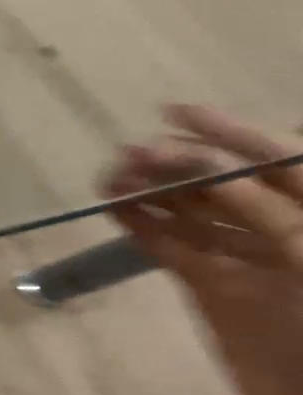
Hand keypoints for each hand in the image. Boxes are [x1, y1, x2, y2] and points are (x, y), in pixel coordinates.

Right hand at [101, 104, 302, 394]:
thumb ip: (258, 205)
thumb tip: (187, 156)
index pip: (283, 161)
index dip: (235, 133)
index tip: (173, 110)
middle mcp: (286, 231)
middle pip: (228, 181)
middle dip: (178, 160)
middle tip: (130, 153)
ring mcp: (247, 258)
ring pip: (191, 207)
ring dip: (148, 187)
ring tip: (108, 178)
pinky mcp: (209, 284)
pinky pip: (166, 242)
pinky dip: (136, 220)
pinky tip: (110, 204)